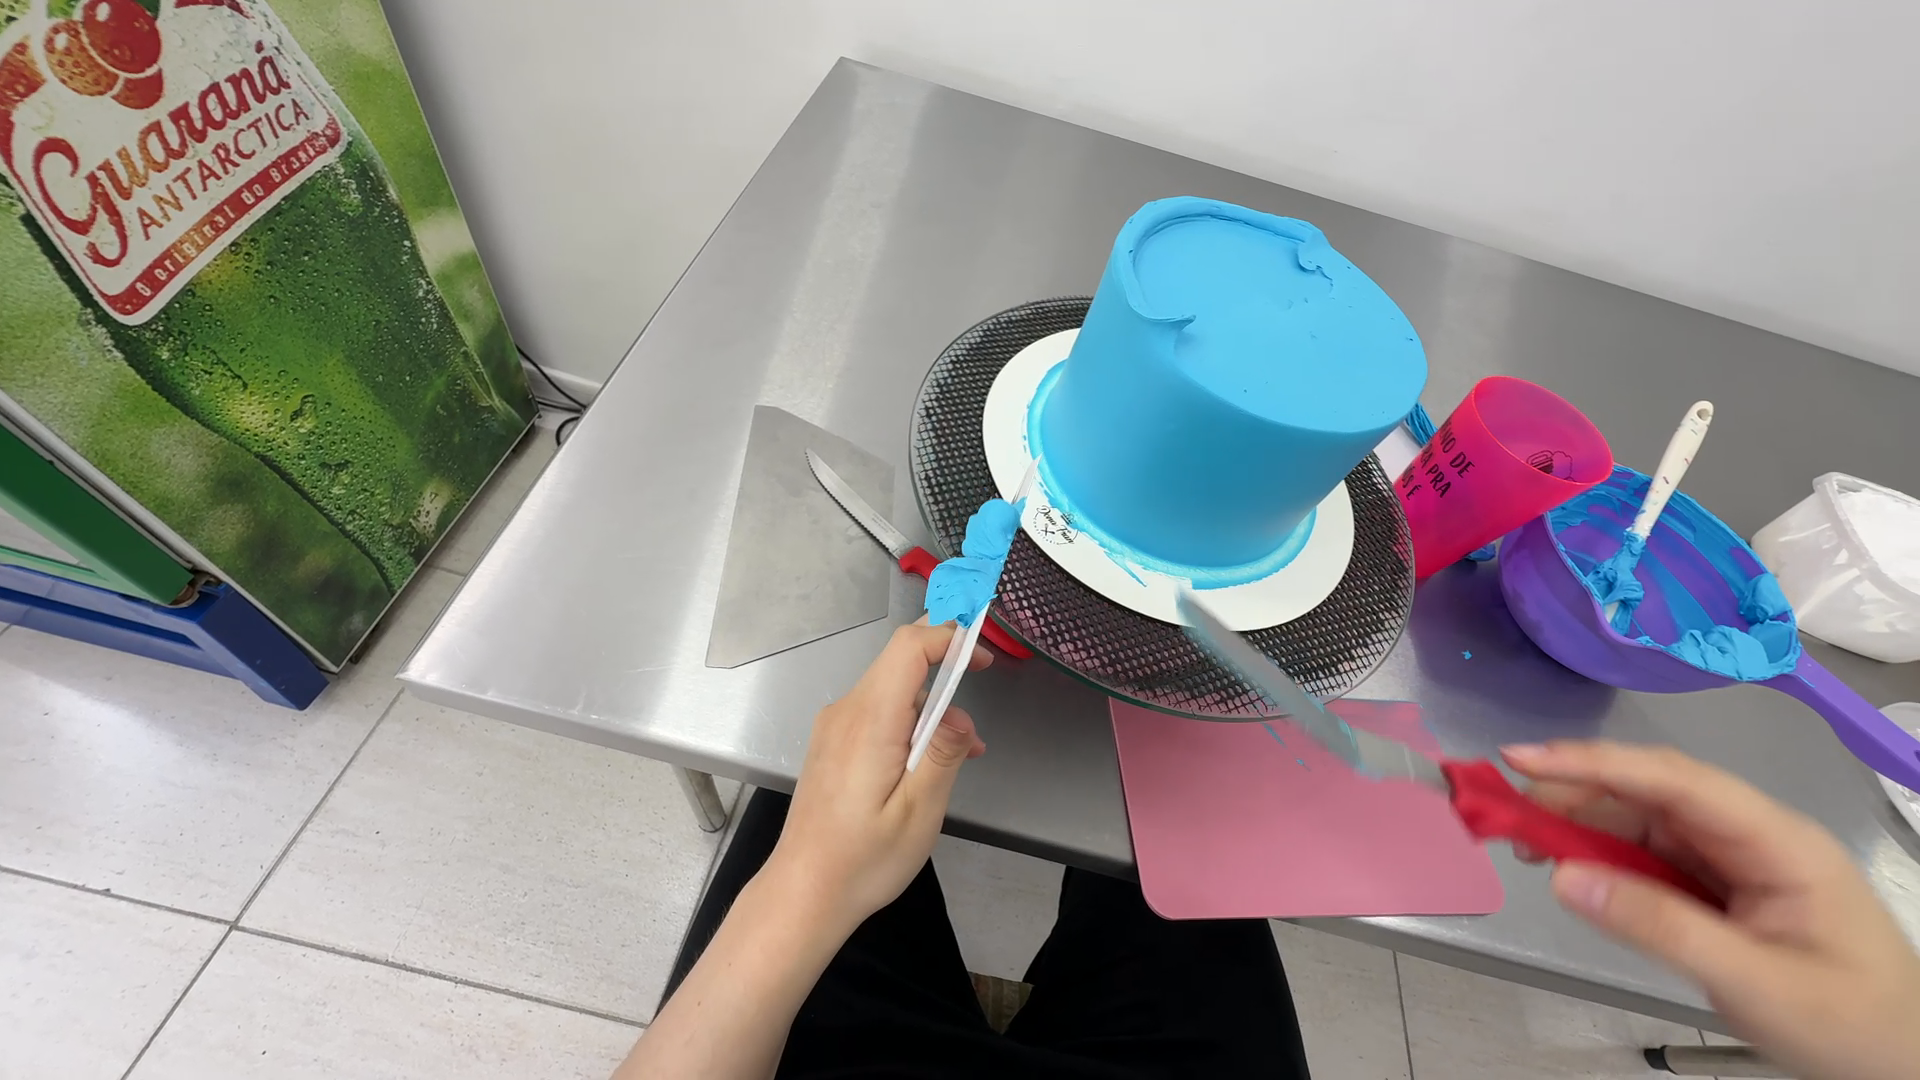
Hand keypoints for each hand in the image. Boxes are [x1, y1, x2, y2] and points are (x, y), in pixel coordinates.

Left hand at [764, 623, 988, 936]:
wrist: (803, 893)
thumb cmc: (862, 860)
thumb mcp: (918, 812)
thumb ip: (943, 753)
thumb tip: (960, 714)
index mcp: (870, 720)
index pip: (909, 646)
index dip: (949, 635)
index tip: (983, 655)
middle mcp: (848, 711)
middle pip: (900, 660)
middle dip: (946, 665)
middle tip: (981, 683)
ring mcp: (836, 725)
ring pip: (893, 688)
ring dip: (931, 704)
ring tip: (963, 751)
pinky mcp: (834, 742)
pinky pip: (878, 711)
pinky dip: (910, 721)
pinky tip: (928, 760)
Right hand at [1503, 740, 1919, 1079]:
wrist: (1909, 1077)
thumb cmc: (1858, 1030)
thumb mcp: (1759, 985)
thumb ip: (1660, 927)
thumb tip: (1558, 877)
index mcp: (1776, 841)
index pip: (1673, 779)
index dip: (1593, 761)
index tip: (1520, 758)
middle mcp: (1742, 833)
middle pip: (1642, 789)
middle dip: (1569, 791)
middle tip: (1504, 810)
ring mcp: (1721, 854)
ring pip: (1628, 816)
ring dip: (1570, 823)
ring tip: (1520, 843)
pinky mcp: (1700, 878)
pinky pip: (1631, 849)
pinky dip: (1586, 852)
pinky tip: (1558, 865)